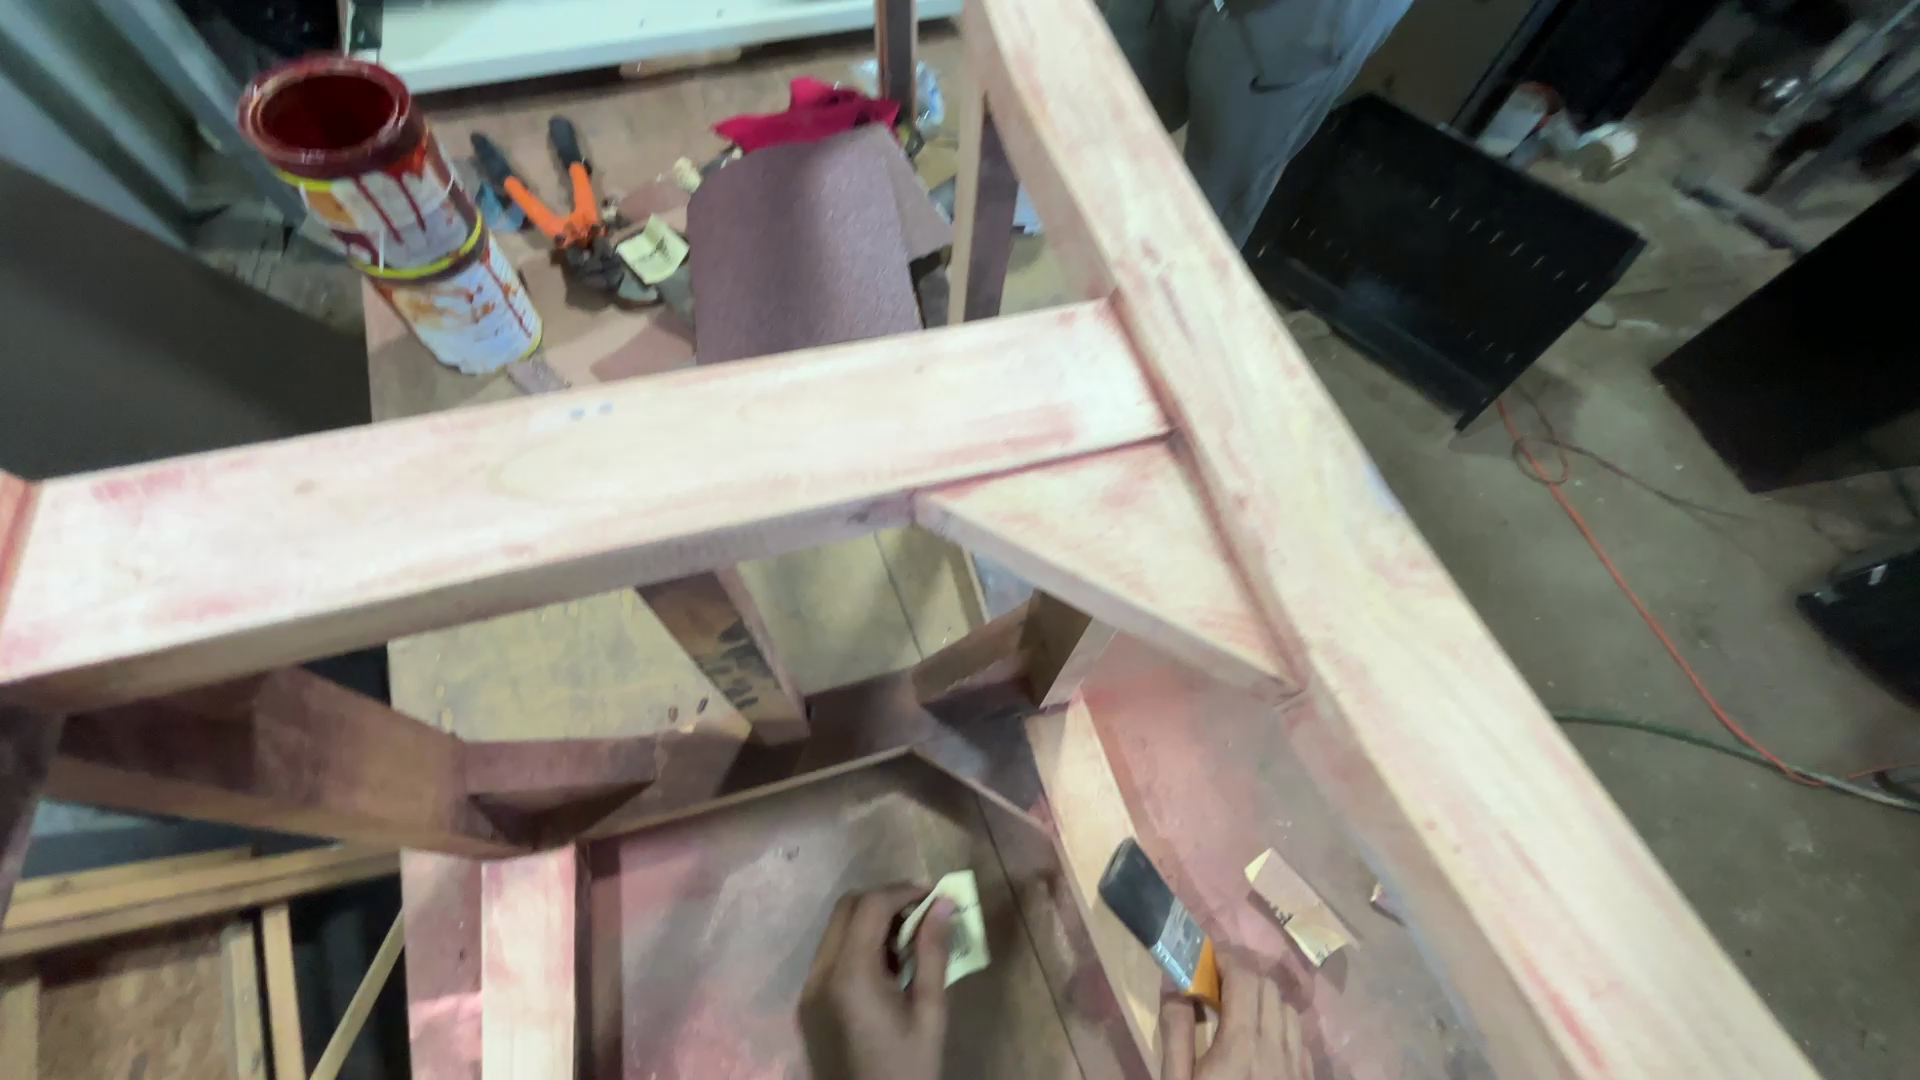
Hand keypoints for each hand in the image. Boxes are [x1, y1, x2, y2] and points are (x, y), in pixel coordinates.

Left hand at [799, 884, 955, 1079]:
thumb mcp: (929, 1014)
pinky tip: (885, 967)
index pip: (870, 906)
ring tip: (906, 942)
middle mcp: (819, 976)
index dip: (903, 891)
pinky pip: (830, 955)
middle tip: (920, 914)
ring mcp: (808, 991)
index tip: (933, 897)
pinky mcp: (807, 1006)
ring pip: (835, 929)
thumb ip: (933, 953)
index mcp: (849, 977)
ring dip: (869, 921)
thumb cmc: (906, 1072)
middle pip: (847, 907)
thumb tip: (943, 903)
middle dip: (885, 900)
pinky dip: (856, 944)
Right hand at [1159, 957, 1311, 1079]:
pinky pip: (1300, 1042)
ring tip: (1239, 1014)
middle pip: (1268, 988)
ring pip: (1288, 1012)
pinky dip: (1281, 1028)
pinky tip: (1261, 1045)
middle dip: (1242, 977)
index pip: (1244, 978)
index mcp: (1241, 1047)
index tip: (1205, 962)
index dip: (1225, 961)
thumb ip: (1175, 1030)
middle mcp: (1276, 1053)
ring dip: (1264, 1001)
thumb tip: (1175, 983)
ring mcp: (1297, 1072)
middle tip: (1216, 986)